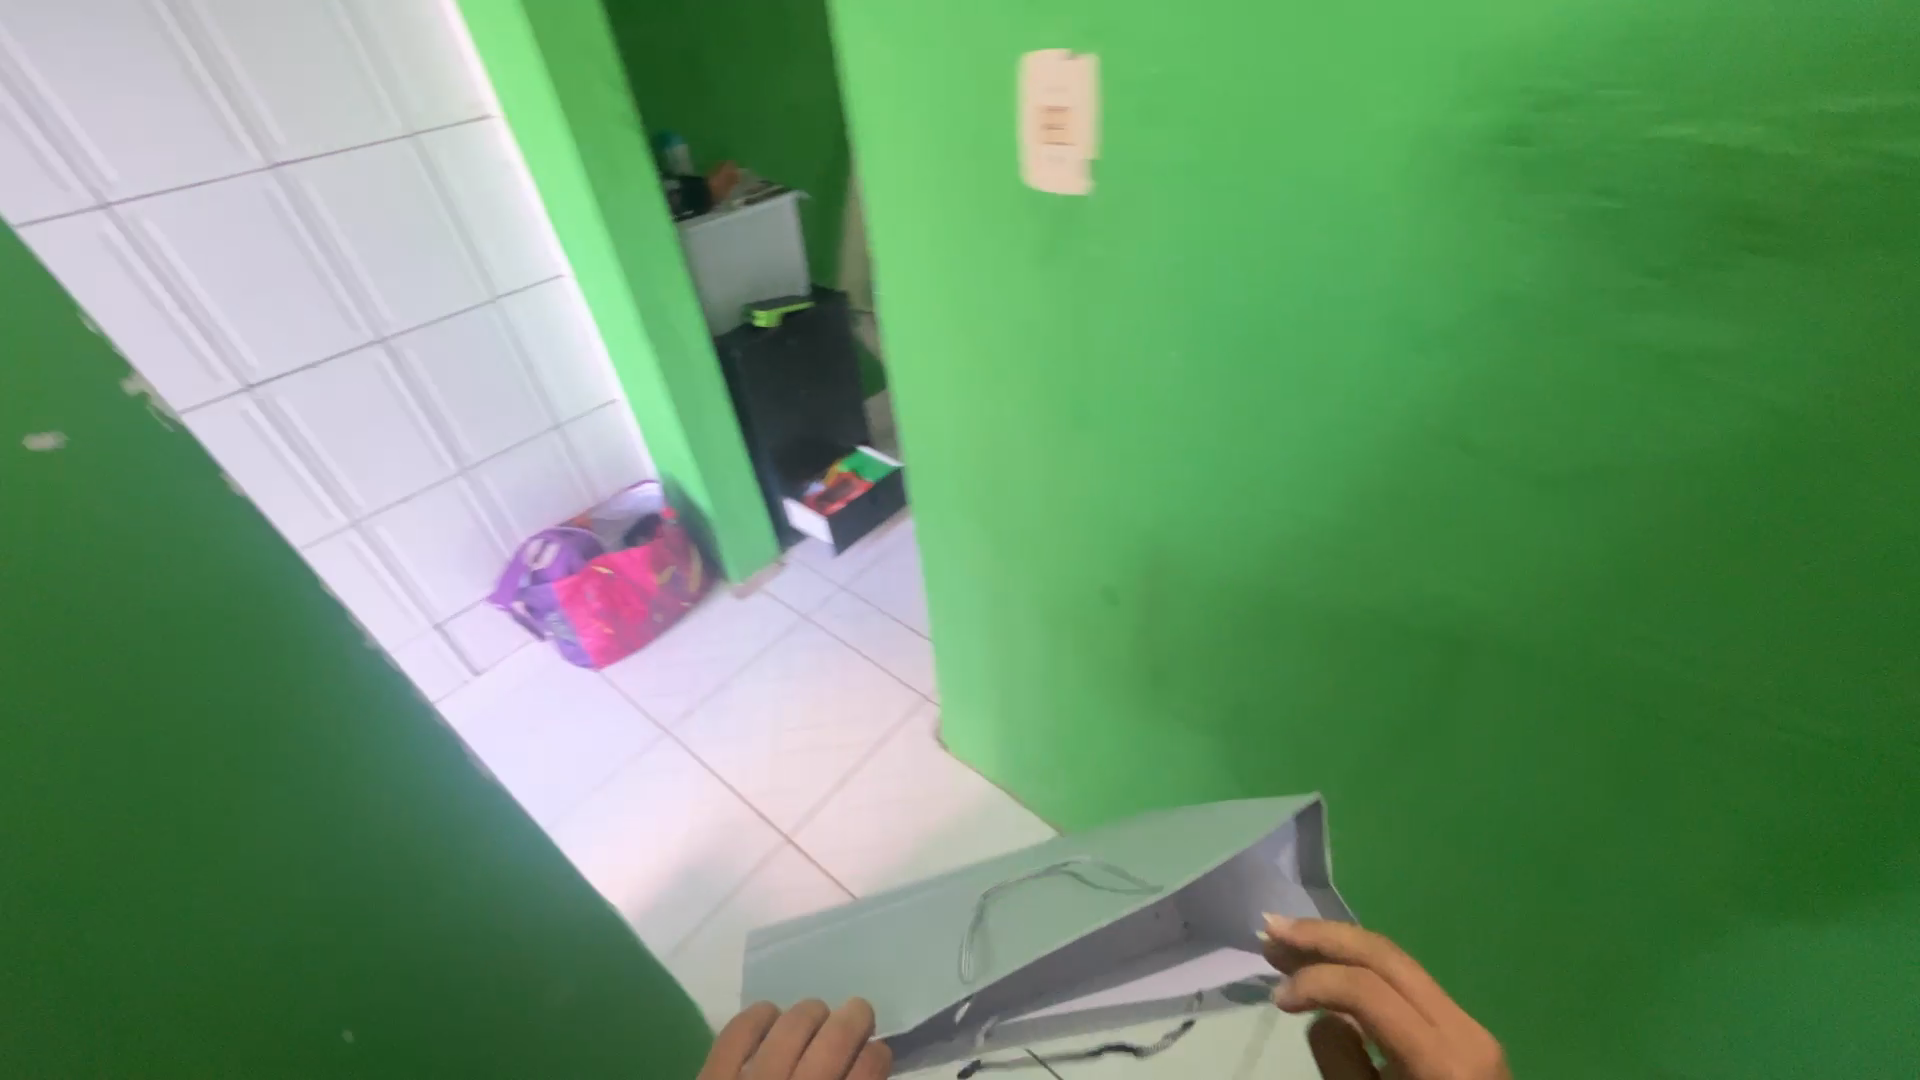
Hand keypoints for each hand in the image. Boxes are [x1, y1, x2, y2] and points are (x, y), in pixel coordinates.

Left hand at [698, 999, 892, 1079]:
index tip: (876, 1053)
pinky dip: (759, 1017)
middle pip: (838, 1037)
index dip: (878, 1055)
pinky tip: (770, 1018)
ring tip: (815, 1020)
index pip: (870, 1068)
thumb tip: (868, 1064)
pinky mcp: (712, 1078)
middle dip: (856, 1018)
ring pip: (795, 1023)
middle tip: (858, 1019)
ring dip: (812, 1014)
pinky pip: (739, 1031)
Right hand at [1261, 915, 1509, 1079]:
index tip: (1276, 1000)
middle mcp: (1463, 1029)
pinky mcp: (1462, 1031)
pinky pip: (1402, 984)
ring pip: (1392, 960)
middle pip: (1383, 956)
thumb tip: (1329, 1015)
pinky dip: (1358, 968)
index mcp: (1444, 1063)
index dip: (1314, 982)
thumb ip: (1339, 1060)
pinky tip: (1323, 965)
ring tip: (1283, 939)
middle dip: (1321, 938)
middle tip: (1270, 930)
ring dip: (1335, 945)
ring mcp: (1469, 1027)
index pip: (1367, 989)